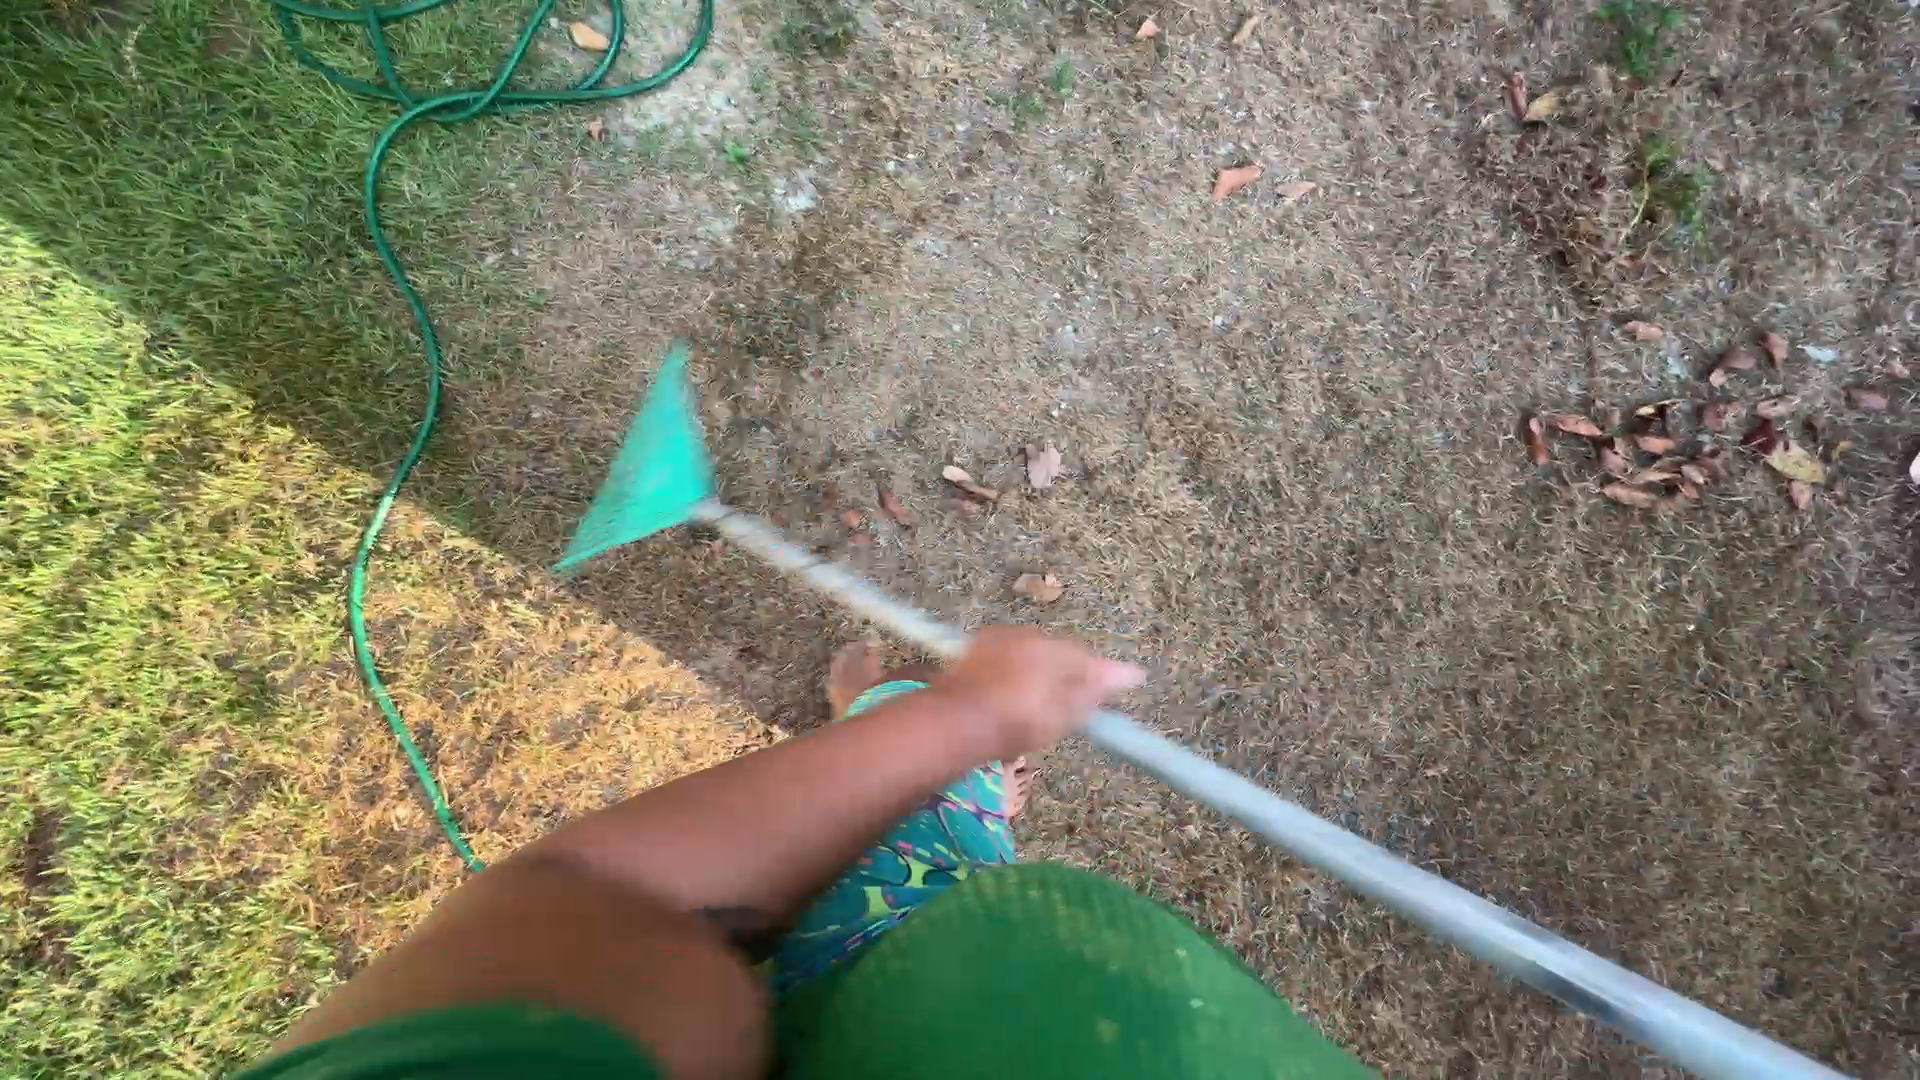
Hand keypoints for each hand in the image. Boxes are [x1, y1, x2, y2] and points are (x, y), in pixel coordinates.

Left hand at [929, 626, 1143, 759]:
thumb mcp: (1064, 714)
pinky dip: (1011, 671)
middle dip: (1064, 675)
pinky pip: (1005, 657)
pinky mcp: (975, 647)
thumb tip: (1131, 672)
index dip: (1099, 678)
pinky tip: (1006, 694)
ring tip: (1033, 705)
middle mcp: (1030, 634)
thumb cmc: (1017, 721)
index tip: (1108, 693)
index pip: (1089, 660)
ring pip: (1030, 654)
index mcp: (1056, 650)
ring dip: (1036, 672)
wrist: (957, 720)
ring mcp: (1000, 637)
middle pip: (1057, 654)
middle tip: (1063, 706)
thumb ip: (1096, 689)